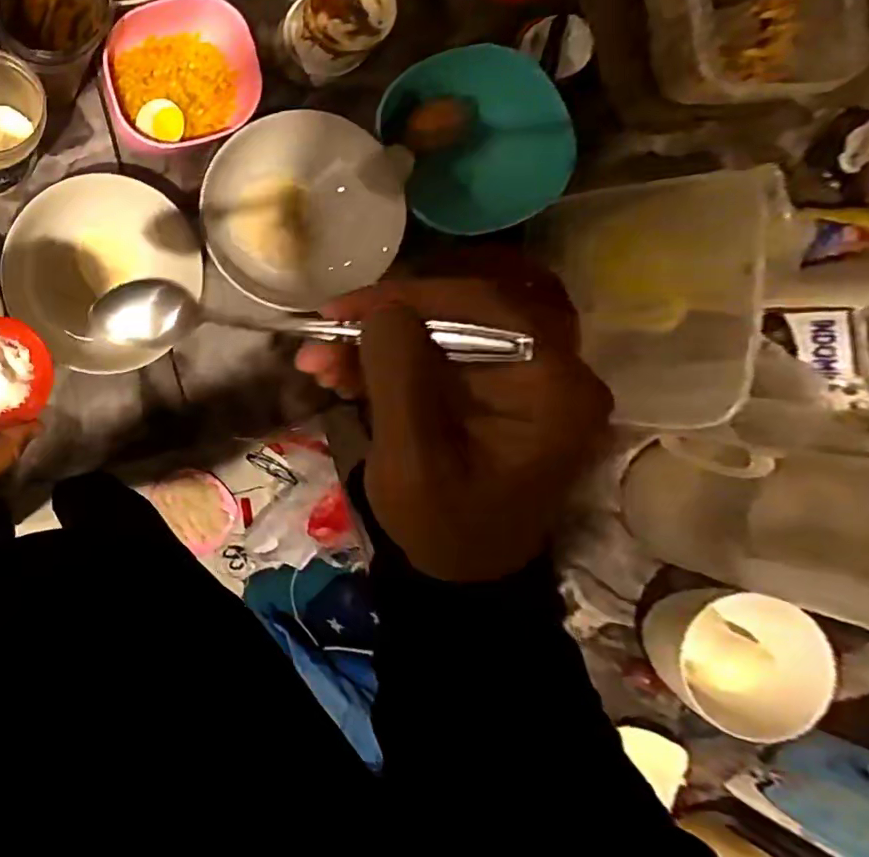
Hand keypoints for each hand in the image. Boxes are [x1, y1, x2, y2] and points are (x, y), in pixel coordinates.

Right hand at [295, 263, 612, 581]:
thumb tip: (382, 310)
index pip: (480, 308)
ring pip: (436, 330)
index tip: (338, 312)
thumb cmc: (443, 526)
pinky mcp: (486, 387)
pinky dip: (383, 359)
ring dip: (373, 341)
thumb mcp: (411, 461)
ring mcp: (517, 378)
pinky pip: (431, 354)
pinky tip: (340, 374)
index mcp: (550, 388)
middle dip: (380, 323)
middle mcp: (547, 371)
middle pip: (456, 313)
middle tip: (321, 338)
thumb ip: (400, 381)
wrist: (461, 570)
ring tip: (318, 365)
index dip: (404, 299)